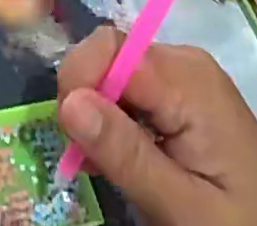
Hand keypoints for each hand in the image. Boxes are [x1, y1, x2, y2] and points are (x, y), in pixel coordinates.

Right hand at [56, 28, 256, 225]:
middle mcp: (183, 60)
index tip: (71, 138)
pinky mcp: (181, 89)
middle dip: (85, 99)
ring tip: (106, 165)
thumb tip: (68, 103)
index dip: (78, 82)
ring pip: (113, 69)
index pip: (108, 47)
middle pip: (108, 54)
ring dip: (97, 111)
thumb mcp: (185, 209)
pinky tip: (124, 154)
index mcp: (187, 79)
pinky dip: (114, 116)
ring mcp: (183, 72)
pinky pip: (130, 84)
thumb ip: (127, 154)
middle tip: (87, 160)